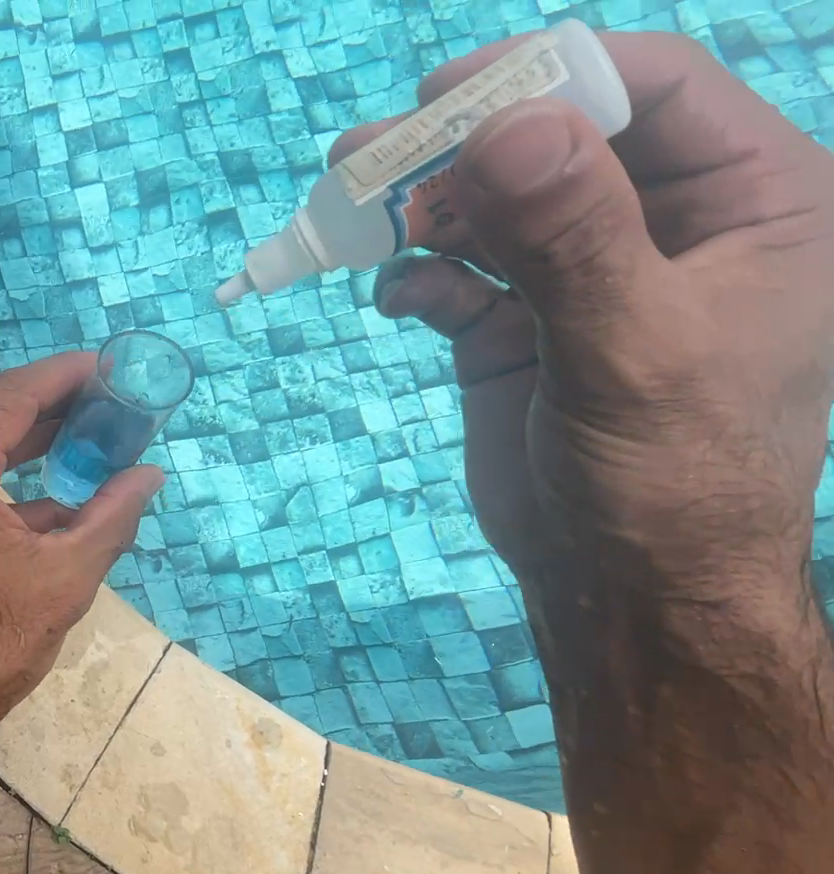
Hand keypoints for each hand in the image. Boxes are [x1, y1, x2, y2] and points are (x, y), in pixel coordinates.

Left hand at [0, 352, 164, 763]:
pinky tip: (43, 487)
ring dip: (18, 436)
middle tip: (100, 399)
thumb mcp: (64, 580)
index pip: (7, 399)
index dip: (59, 376)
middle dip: (42, 403)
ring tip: (79, 432)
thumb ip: (110, 516)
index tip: (102, 367)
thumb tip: (149, 476)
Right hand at [341, 33, 833, 604]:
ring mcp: (574, 279)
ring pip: (487, 213)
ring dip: (418, 216)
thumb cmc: (666, 465)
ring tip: (351, 225)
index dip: (548, 77)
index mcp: (742, 199)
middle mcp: (657, 225)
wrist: (617, 576)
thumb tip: (506, 127)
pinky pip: (455, 280)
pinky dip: (417, 281)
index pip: (649, 93)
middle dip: (454, 152)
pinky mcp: (510, 330)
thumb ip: (574, 233)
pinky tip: (399, 299)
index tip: (442, 93)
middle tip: (360, 159)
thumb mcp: (631, 342)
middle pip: (546, 149)